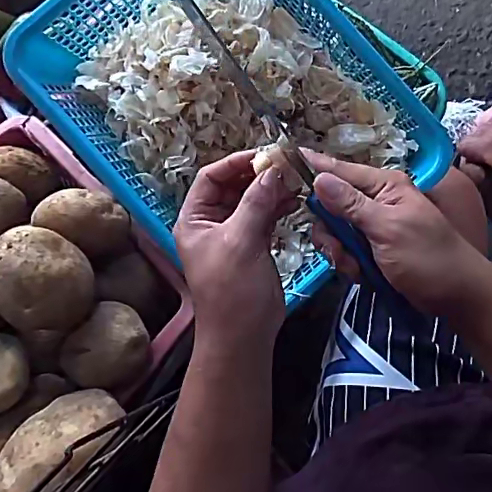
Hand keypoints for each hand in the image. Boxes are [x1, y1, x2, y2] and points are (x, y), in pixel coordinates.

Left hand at [174, 151, 295, 346]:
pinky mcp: (254, 244)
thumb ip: (256, 202)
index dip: (236, 162)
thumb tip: (273, 170)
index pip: (211, 177)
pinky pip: (265, 216)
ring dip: (272, 189)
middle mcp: (212, 222)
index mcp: (195, 219)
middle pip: (234, 186)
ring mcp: (234, 234)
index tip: (266, 155)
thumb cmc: (232, 290)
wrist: (243, 336)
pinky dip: (279, 206)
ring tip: (296, 180)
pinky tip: (295, 199)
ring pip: (252, 200)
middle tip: (288, 165)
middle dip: (259, 175)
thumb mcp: (241, 241)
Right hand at [304, 152, 490, 316]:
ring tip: (358, 268)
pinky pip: (348, 252)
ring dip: (341, 253)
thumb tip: (319, 177)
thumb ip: (351, 204)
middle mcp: (377, 200)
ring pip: (336, 232)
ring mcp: (375, 226)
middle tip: (339, 252)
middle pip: (331, 204)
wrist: (457, 297)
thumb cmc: (428, 257)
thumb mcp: (387, 228)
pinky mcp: (374, 249)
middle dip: (330, 231)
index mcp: (384, 185)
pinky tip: (364, 276)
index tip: (279, 162)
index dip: (311, 167)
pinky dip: (351, 265)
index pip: (339, 169)